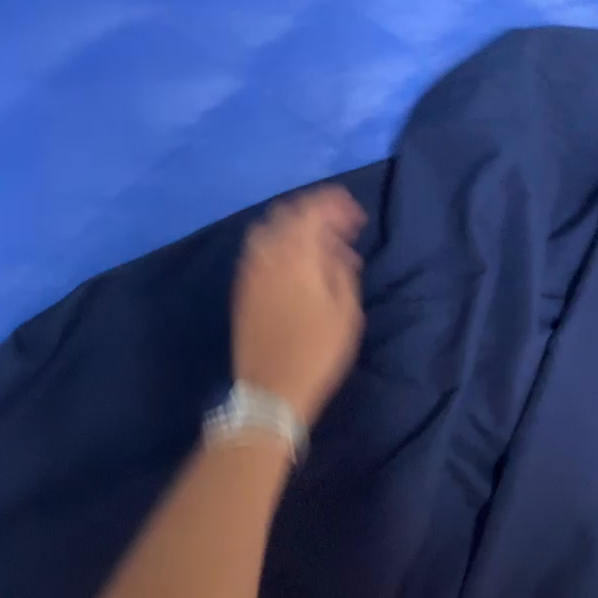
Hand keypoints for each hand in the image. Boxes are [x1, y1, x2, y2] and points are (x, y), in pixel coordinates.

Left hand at [231, 185, 365, 422]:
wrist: (271, 391)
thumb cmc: (318, 353)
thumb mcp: (346, 313)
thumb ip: (342, 271)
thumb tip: (339, 250)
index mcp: (298, 259)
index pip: (312, 213)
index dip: (335, 206)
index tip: (355, 215)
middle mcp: (268, 258)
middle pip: (286, 215)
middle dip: (313, 211)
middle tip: (339, 224)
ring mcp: (250, 273)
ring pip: (266, 230)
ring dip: (292, 225)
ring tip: (316, 239)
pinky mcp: (242, 290)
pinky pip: (256, 251)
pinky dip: (276, 243)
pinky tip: (293, 260)